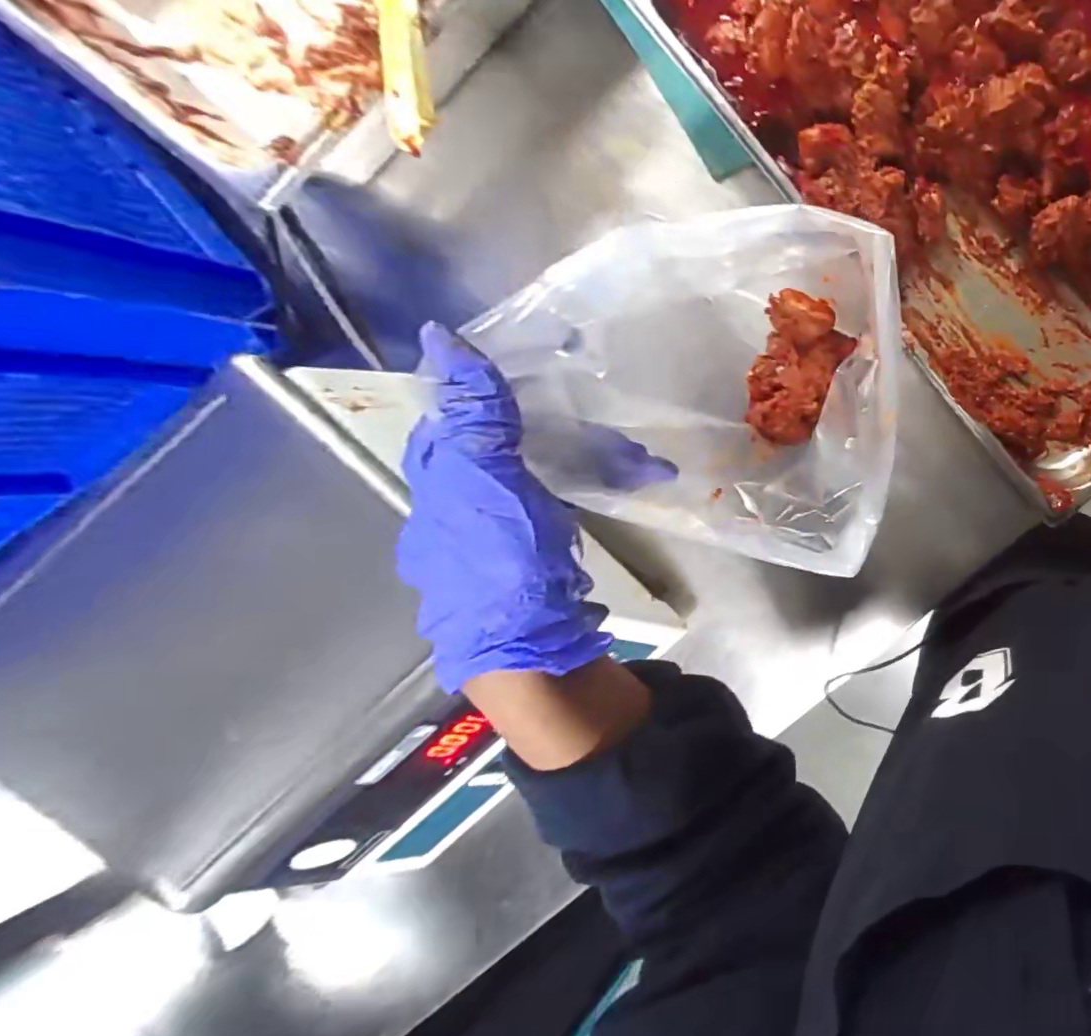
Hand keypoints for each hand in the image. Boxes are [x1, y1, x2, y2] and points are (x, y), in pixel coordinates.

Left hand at [397, 322, 675, 691]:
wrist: (531, 642)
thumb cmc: (502, 556)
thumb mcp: (486, 476)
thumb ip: (474, 416)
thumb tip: (444, 338)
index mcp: (441, 477)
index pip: (465, 416)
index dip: (501, 393)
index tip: (547, 379)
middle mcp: (464, 501)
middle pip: (517, 445)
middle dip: (573, 433)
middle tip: (623, 437)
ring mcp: (504, 529)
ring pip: (549, 473)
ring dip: (600, 460)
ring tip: (649, 466)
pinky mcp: (540, 550)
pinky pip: (567, 502)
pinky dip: (600, 488)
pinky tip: (634, 484)